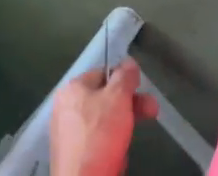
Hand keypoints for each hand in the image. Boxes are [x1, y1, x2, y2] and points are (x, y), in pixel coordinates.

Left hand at [50, 58, 158, 175]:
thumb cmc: (99, 135)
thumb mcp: (118, 98)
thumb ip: (125, 77)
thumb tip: (129, 62)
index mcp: (72, 89)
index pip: (103, 73)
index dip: (125, 79)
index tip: (141, 89)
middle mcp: (66, 108)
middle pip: (104, 98)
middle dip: (130, 105)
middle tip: (152, 111)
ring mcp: (67, 133)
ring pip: (102, 121)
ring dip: (123, 125)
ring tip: (130, 140)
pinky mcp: (72, 154)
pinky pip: (96, 141)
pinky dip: (109, 144)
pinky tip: (118, 155)